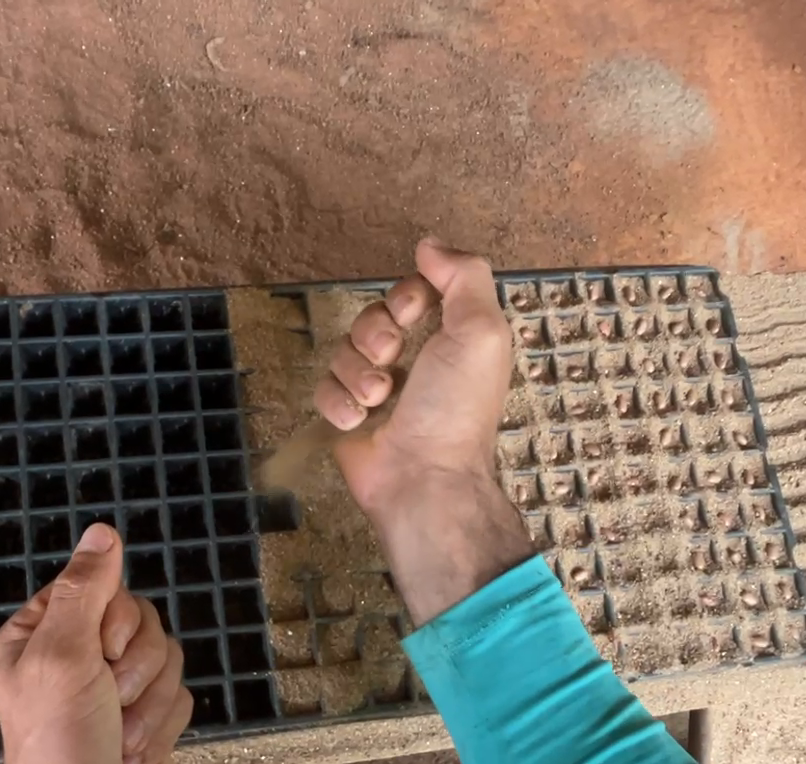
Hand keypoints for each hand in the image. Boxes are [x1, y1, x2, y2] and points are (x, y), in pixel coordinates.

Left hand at [0, 522, 191, 763]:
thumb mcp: (62, 657)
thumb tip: (103, 529)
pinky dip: (160, 728)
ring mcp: (118, 686)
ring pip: (169, 657)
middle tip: (109, 701)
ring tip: (118, 738)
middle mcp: (80, 653)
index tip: (102, 652)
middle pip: (144, 620)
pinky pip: (181, 695)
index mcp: (44, 632)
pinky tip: (133, 756)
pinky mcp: (150, 715)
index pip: (100, 587)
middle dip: (136, 669)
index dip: (113, 620)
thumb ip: (84, 589)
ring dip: (148, 705)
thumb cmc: (61, 744)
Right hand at [316, 237, 533, 624]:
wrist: (422, 476)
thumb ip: (465, 276)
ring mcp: (374, 391)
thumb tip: (428, 244)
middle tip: (393, 363)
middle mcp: (411, 361)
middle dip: (376, 336)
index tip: (414, 315)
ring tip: (379, 401)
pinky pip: (323, 390)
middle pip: (369, 319)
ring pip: (341, 353)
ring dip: (358, 376)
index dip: (404, 298)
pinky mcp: (345, 418)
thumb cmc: (455, 406)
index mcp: (446, 339)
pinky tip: (360, 424)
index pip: (409, 293)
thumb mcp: (481, 331)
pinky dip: (340, 406)